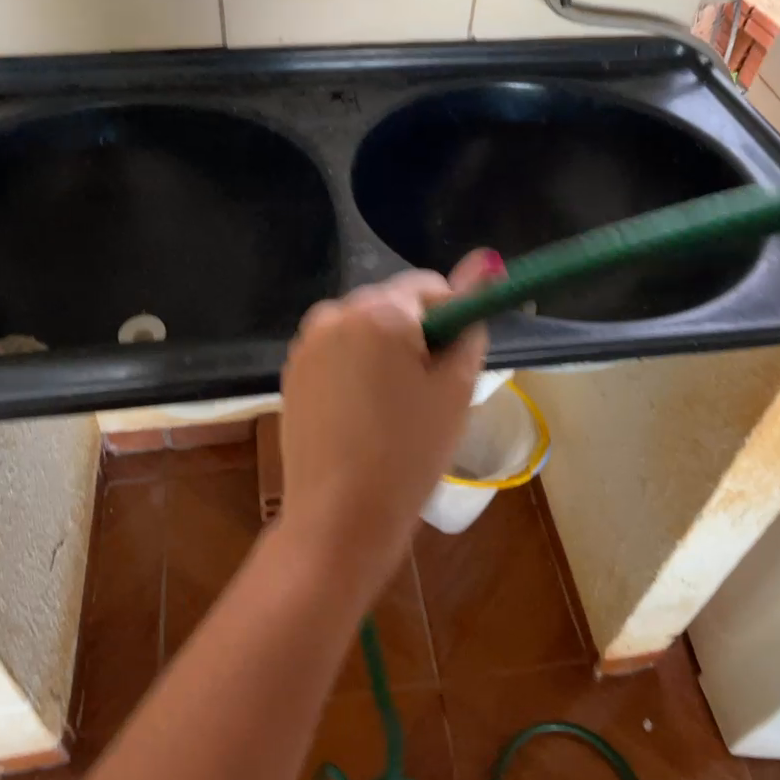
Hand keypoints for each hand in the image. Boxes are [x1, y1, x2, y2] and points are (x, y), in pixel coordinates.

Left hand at [275, 250, 501, 597]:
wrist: (339, 518)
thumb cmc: (409, 454)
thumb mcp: (455, 389)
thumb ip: (469, 321)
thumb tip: (486, 261)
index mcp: (380, 312)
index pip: (430, 288)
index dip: (450, 321)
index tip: (453, 365)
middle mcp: (335, 313)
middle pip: (394, 305)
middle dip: (415, 336)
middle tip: (427, 395)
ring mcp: (307, 343)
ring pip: (365, 328)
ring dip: (385, 352)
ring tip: (393, 409)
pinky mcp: (292, 371)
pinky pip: (338, 352)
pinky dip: (356, 370)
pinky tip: (362, 416)